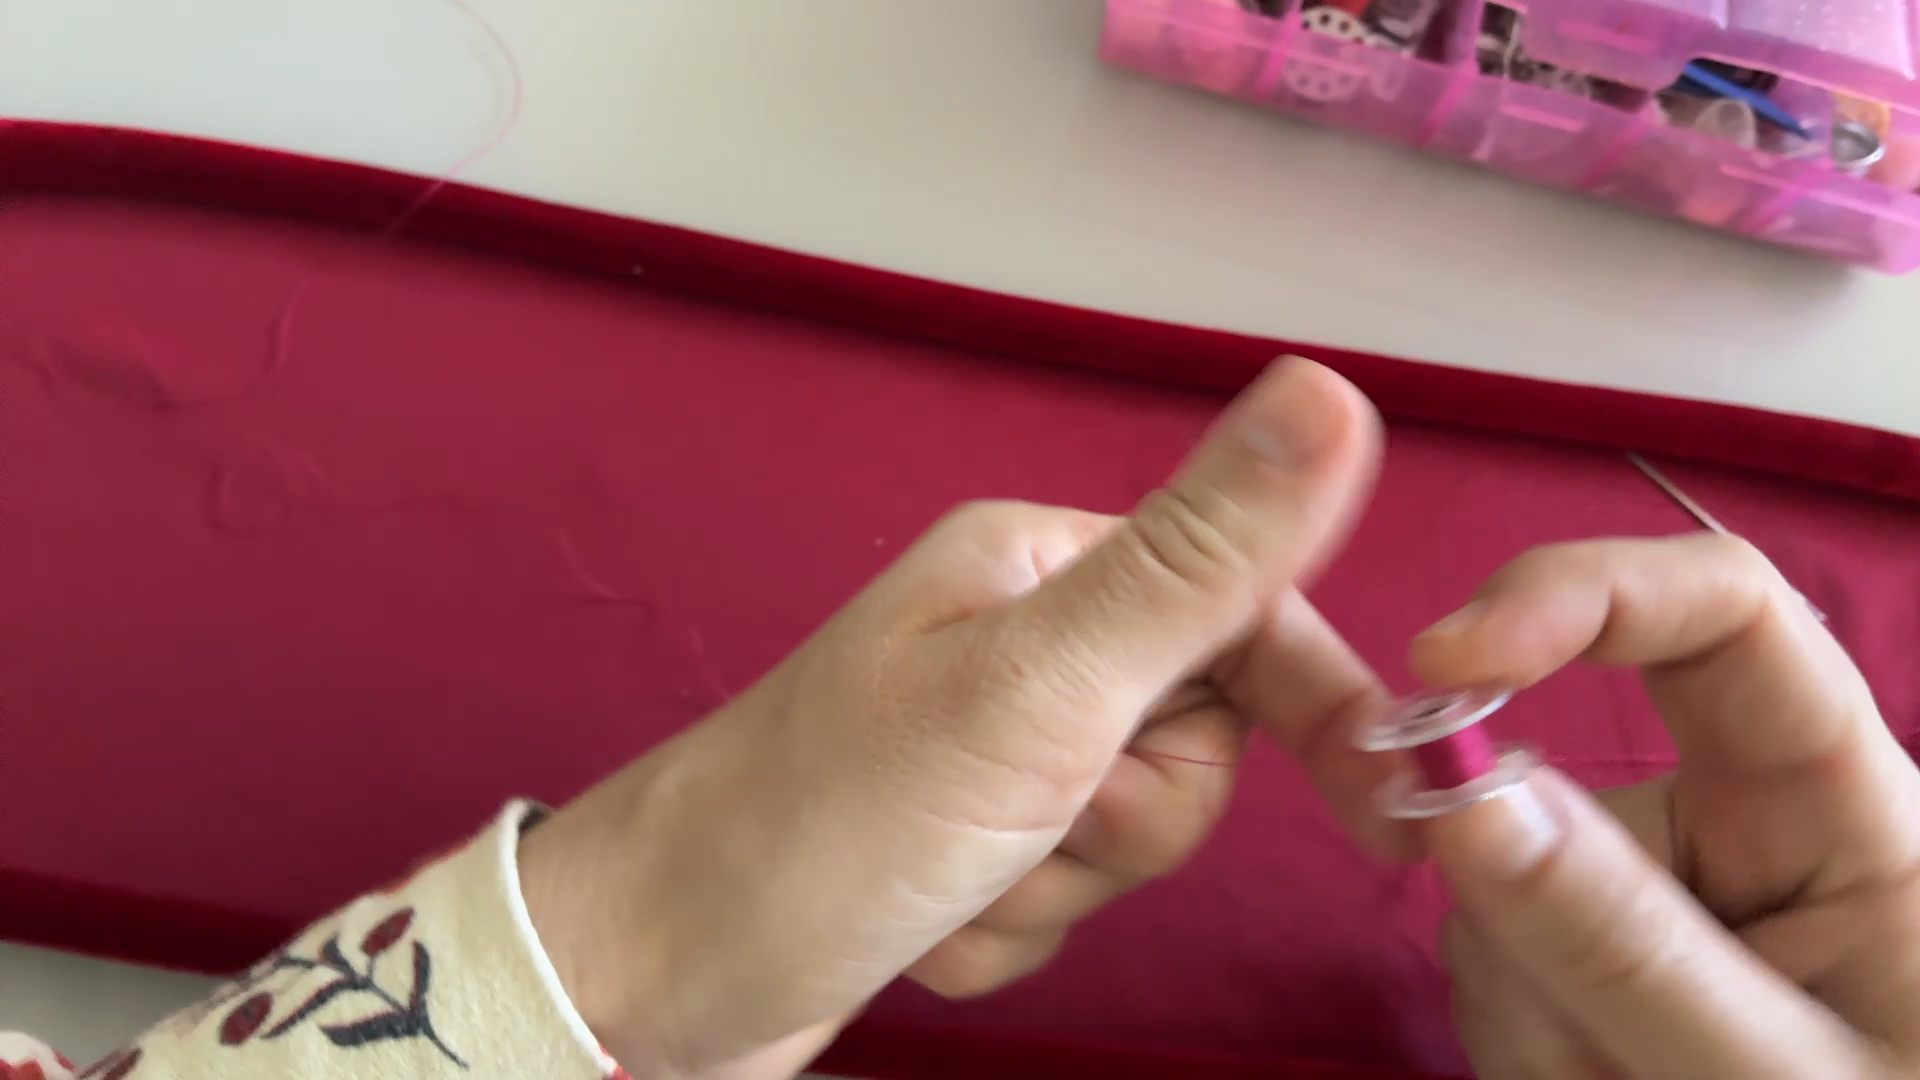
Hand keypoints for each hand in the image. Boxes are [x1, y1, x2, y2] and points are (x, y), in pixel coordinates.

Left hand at [516, 359, 1397, 1078]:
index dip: (1316, 703)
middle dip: (1130, 815)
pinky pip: (1066, 888)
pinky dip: (1008, 925)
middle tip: (1031, 820)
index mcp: (1040, 567)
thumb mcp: (1039, 682)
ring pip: (1130, 827)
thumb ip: (1196, 555)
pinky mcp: (974, 830)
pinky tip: (923, 913)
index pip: (1241, 610)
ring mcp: (997, 741)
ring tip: (955, 872)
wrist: (668, 965)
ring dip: (1058, 882)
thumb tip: (1324, 393)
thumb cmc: (833, 812)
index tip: (1383, 796)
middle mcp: (1021, 640)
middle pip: (1190, 736)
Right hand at [1415, 535, 1919, 1077]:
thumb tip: (1450, 789)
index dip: (1575, 592)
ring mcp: (1619, 873)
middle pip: (1544, 747)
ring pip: (1481, 861)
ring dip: (1517, 984)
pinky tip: (1580, 1076)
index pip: (1720, 613)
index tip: (1438, 659)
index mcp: (1836, 815)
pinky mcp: (1557, 927)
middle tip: (1524, 986)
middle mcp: (1717, 821)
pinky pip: (1470, 930)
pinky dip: (1506, 1018)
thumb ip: (1622, 941)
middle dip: (1495, 850)